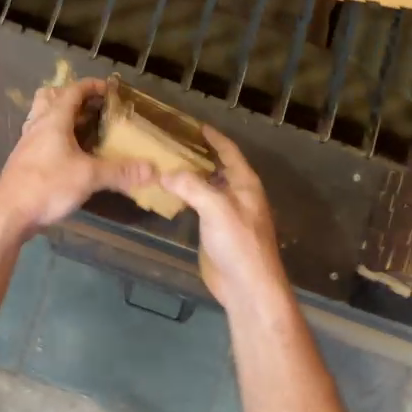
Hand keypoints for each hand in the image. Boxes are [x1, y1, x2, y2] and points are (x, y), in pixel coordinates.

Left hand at [0, 79, 154, 231]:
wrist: (8, 214)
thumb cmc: (47, 186)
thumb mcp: (89, 177)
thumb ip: (120, 172)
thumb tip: (153, 169)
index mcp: (53, 120)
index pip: (72, 91)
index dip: (91, 85)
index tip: (109, 88)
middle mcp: (37, 125)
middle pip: (50, 98)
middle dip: (71, 96)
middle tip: (92, 107)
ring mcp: (27, 143)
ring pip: (42, 117)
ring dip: (61, 116)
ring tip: (83, 129)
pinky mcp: (23, 161)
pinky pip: (40, 137)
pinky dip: (55, 137)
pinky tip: (68, 154)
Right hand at [159, 127, 289, 306]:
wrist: (247, 287)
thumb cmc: (239, 242)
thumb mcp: (216, 207)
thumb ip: (191, 185)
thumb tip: (165, 173)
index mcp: (245, 184)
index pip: (229, 152)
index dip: (214, 138)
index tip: (195, 125)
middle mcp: (238, 194)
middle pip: (217, 167)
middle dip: (197, 154)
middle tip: (170, 142)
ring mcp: (227, 214)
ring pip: (206, 187)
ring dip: (189, 176)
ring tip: (164, 163)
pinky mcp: (216, 231)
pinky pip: (199, 206)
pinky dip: (185, 196)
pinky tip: (168, 193)